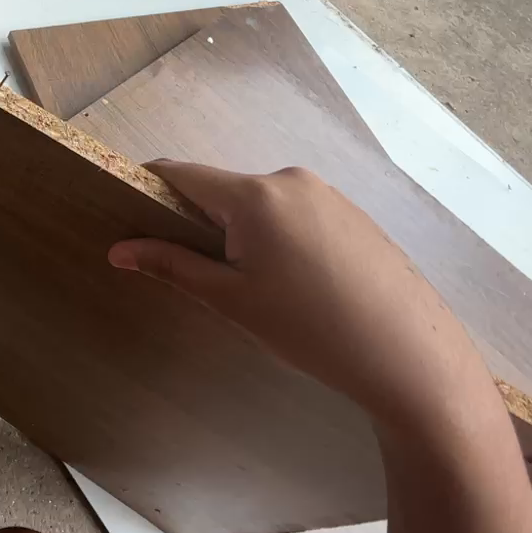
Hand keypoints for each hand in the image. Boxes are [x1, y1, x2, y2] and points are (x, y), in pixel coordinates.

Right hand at [109, 161, 499, 436]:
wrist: (414, 359)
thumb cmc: (309, 328)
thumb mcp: (231, 300)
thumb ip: (171, 265)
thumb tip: (117, 250)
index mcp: (253, 195)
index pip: (182, 173)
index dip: (151, 187)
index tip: (133, 213)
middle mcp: (288, 179)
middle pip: (222, 189)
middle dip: (201, 220)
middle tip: (206, 273)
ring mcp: (326, 193)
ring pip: (259, 203)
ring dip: (241, 230)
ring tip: (260, 286)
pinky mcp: (352, 213)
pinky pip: (294, 212)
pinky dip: (278, 235)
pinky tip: (299, 283)